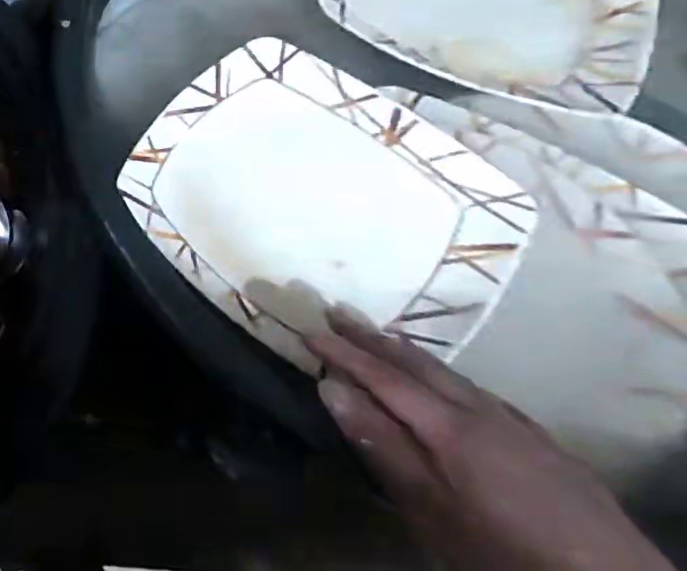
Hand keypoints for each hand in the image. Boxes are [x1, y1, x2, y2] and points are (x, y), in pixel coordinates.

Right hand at [306, 308, 671, 570]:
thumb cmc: (502, 551)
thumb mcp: (429, 507)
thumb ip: (382, 446)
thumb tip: (331, 386)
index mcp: (452, 427)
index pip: (383, 376)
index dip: (342, 352)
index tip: (306, 330)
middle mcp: (487, 415)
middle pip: (422, 366)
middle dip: (374, 338)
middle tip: (336, 311)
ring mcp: (525, 431)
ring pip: (456, 377)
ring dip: (410, 354)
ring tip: (381, 338)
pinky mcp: (552, 451)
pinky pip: (487, 397)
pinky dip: (450, 379)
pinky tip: (450, 386)